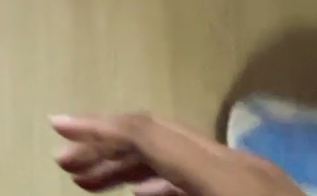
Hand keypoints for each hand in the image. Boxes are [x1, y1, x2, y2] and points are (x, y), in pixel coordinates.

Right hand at [53, 114, 303, 195]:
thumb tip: (121, 193)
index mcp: (231, 181)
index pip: (147, 134)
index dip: (94, 128)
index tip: (53, 127)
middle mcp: (245, 169)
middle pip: (160, 137)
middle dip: (107, 148)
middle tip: (64, 166)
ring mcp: (262, 183)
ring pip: (180, 155)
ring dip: (132, 167)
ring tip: (91, 185)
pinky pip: (203, 177)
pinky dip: (165, 184)